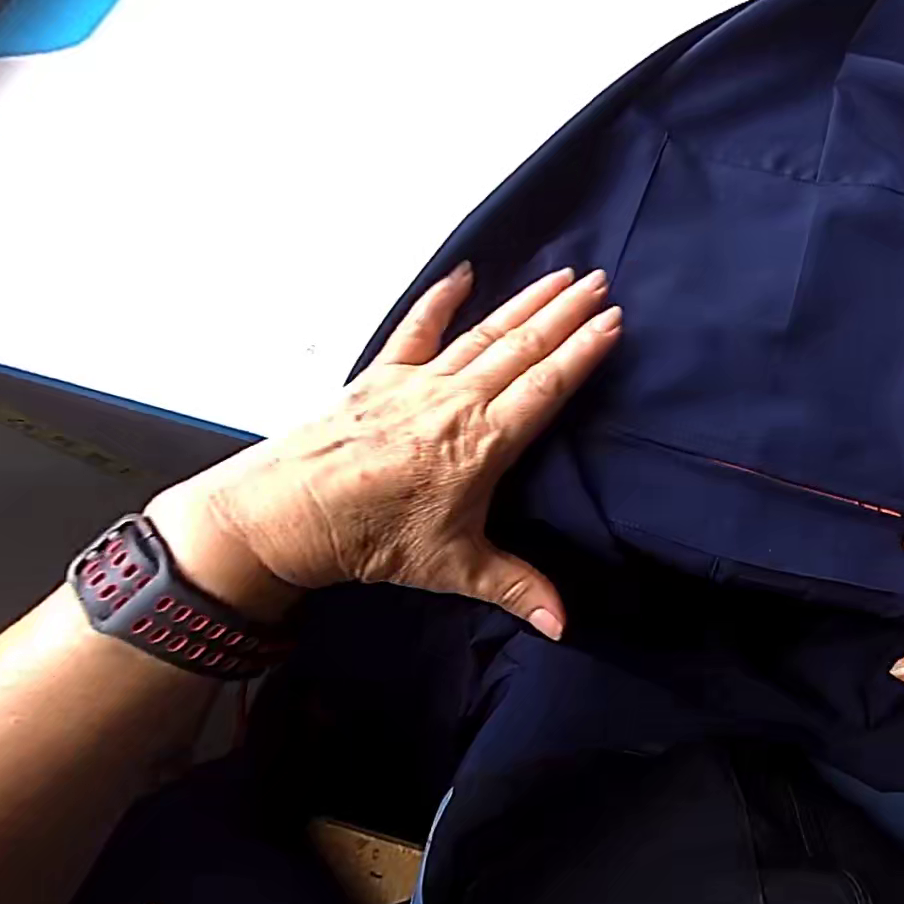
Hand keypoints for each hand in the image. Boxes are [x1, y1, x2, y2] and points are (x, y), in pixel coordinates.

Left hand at [145, 264, 620, 636]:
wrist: (289, 515)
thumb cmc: (373, 541)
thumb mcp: (453, 569)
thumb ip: (516, 589)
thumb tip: (563, 629)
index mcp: (481, 444)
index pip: (546, 388)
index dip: (583, 353)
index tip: (614, 321)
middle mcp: (455, 402)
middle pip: (522, 348)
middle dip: (565, 314)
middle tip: (599, 282)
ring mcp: (416, 383)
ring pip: (483, 332)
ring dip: (524, 302)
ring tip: (559, 275)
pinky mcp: (381, 376)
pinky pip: (417, 327)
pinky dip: (440, 299)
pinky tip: (462, 274)